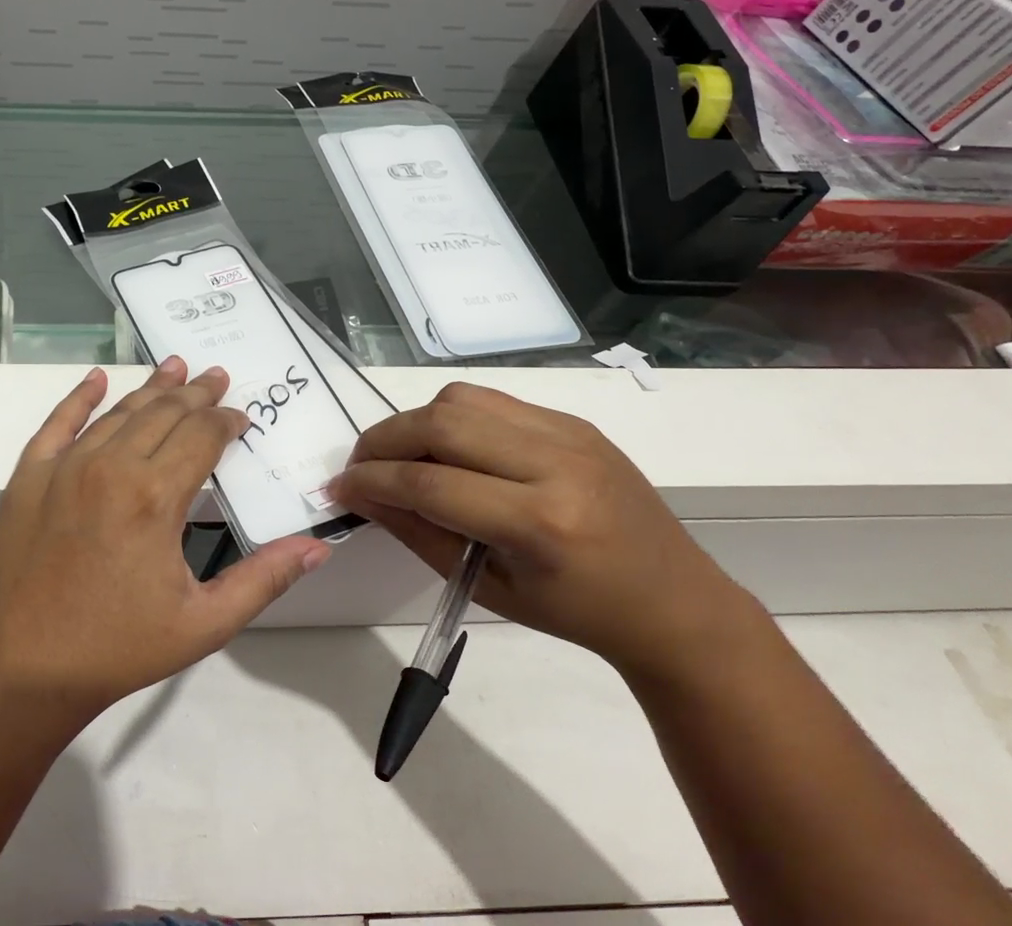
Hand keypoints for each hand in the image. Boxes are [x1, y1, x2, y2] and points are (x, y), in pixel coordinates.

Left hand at [0, 358, 333, 722]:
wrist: (26, 665)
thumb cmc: (119, 648)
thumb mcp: (204, 623)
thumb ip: (264, 579)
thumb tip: (318, 546)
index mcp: (155, 496)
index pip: (202, 436)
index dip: (227, 421)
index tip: (241, 417)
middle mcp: (110, 467)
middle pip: (162, 414)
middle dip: (195, 394)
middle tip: (217, 377)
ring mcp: (63, 468)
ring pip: (116, 414)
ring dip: (150, 389)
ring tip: (174, 367)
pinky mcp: (28, 478)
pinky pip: (56, 424)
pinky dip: (79, 398)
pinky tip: (96, 380)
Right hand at [330, 382, 753, 672]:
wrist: (672, 601)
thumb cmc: (576, 612)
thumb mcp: (486, 587)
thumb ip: (418, 533)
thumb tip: (360, 495)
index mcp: (540, 523)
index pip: (430, 483)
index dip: (372, 481)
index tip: (338, 488)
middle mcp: (558, 464)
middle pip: (442, 424)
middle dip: (383, 440)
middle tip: (359, 467)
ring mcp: (571, 435)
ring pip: (463, 399)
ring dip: (415, 423)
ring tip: (399, 456)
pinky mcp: (574, 422)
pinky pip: (493, 402)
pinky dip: (452, 419)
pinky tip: (446, 451)